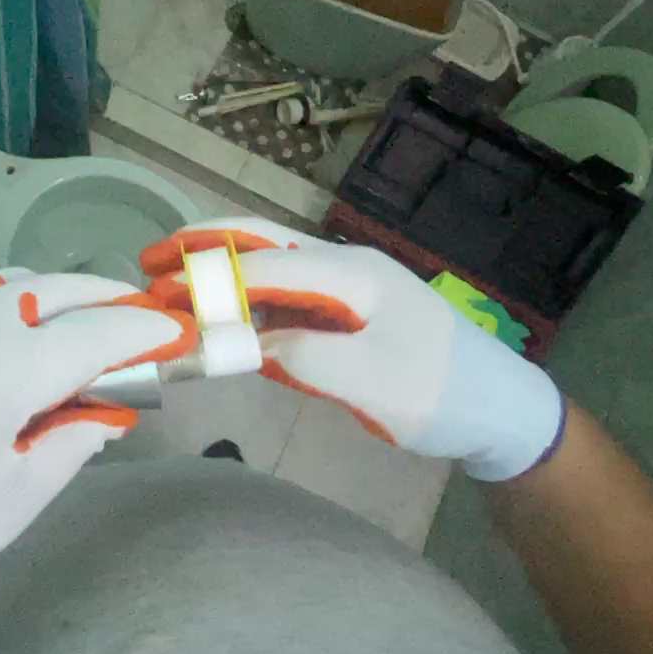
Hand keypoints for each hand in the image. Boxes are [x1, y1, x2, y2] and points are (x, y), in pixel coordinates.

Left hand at [0, 270, 194, 650]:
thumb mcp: (12, 502)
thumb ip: (73, 444)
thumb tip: (109, 411)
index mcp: (11, 368)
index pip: (103, 333)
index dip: (147, 332)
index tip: (177, 334)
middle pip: (67, 288)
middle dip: (113, 300)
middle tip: (140, 322)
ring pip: (24, 280)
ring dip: (66, 294)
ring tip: (82, 327)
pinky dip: (19, 297)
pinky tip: (19, 331)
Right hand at [140, 217, 562, 480]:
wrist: (502, 410)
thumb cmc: (442, 395)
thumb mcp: (373, 382)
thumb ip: (302, 357)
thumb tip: (244, 342)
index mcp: (352, 272)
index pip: (265, 266)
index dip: (208, 279)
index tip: (157, 292)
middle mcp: (343, 267)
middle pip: (262, 243)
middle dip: (203, 247)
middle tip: (150, 258)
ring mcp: (346, 288)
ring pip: (270, 268)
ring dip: (221, 273)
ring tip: (173, 283)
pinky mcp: (347, 314)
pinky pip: (287, 298)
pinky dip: (247, 301)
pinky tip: (224, 315)